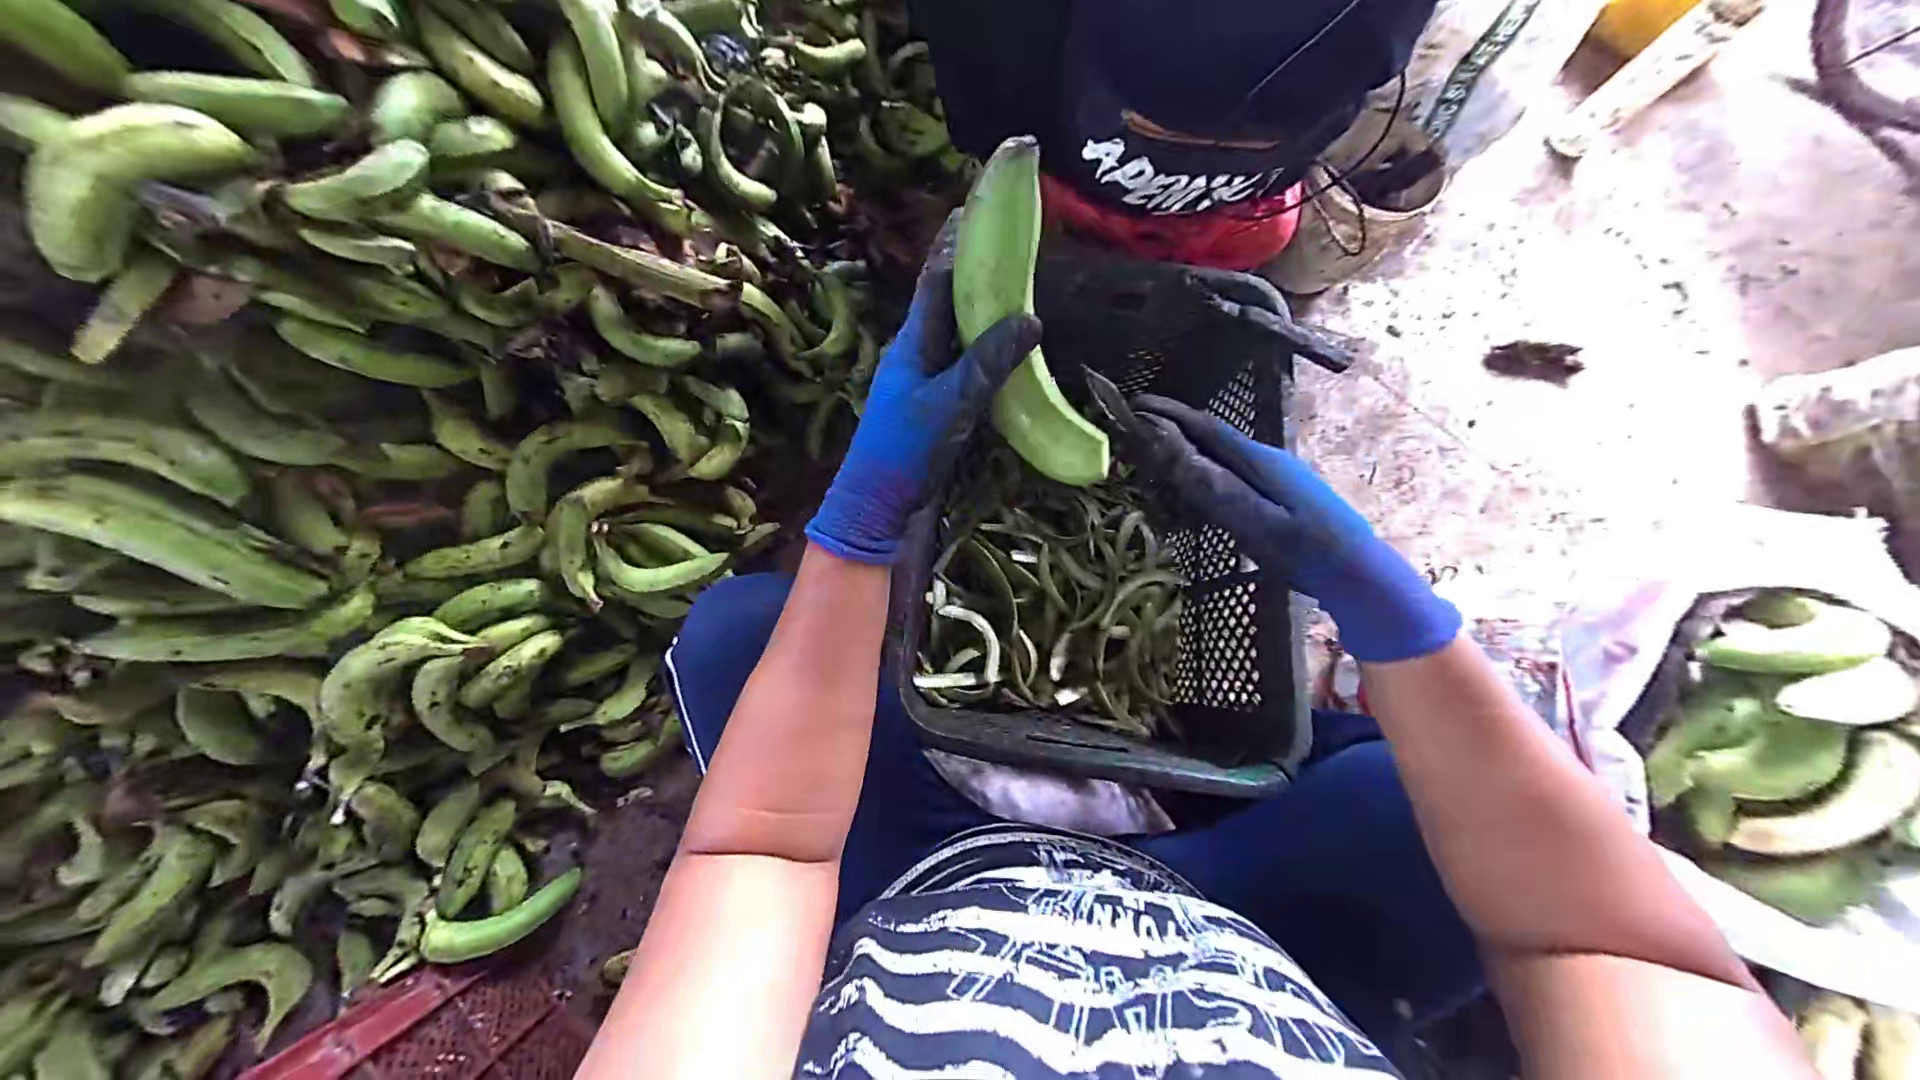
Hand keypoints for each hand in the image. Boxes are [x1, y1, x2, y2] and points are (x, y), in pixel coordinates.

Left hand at [804, 226, 1041, 563]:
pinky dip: (986, 352)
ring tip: (1018, 291)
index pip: (936, 280)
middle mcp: (918, 353)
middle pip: (948, 303)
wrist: (879, 504)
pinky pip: (965, 366)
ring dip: (983, 313)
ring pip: (958, 335)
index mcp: (912, 341)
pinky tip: (1008, 352)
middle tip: (1012, 250)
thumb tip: (1030, 319)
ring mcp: (926, 380)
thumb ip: (987, 363)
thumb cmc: (906, 450)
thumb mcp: (950, 403)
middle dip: (976, 274)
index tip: (978, 211)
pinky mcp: (937, 405)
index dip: (956, 245)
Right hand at [1128, 394, 1459, 661]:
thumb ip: (1216, 487)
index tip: (1135, 406)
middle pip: (1211, 437)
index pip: (1206, 427)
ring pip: (1219, 456)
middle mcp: (1265, 459)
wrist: (1360, 575)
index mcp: (1259, 461)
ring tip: (1153, 461)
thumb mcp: (1259, 522)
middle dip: (1172, 431)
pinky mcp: (1276, 493)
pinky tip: (1192, 489)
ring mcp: (1273, 475)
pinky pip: (1229, 473)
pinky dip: (1202, 472)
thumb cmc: (1309, 553)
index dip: (1169, 414)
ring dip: (1186, 452)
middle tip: (1134, 437)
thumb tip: (1173, 451)